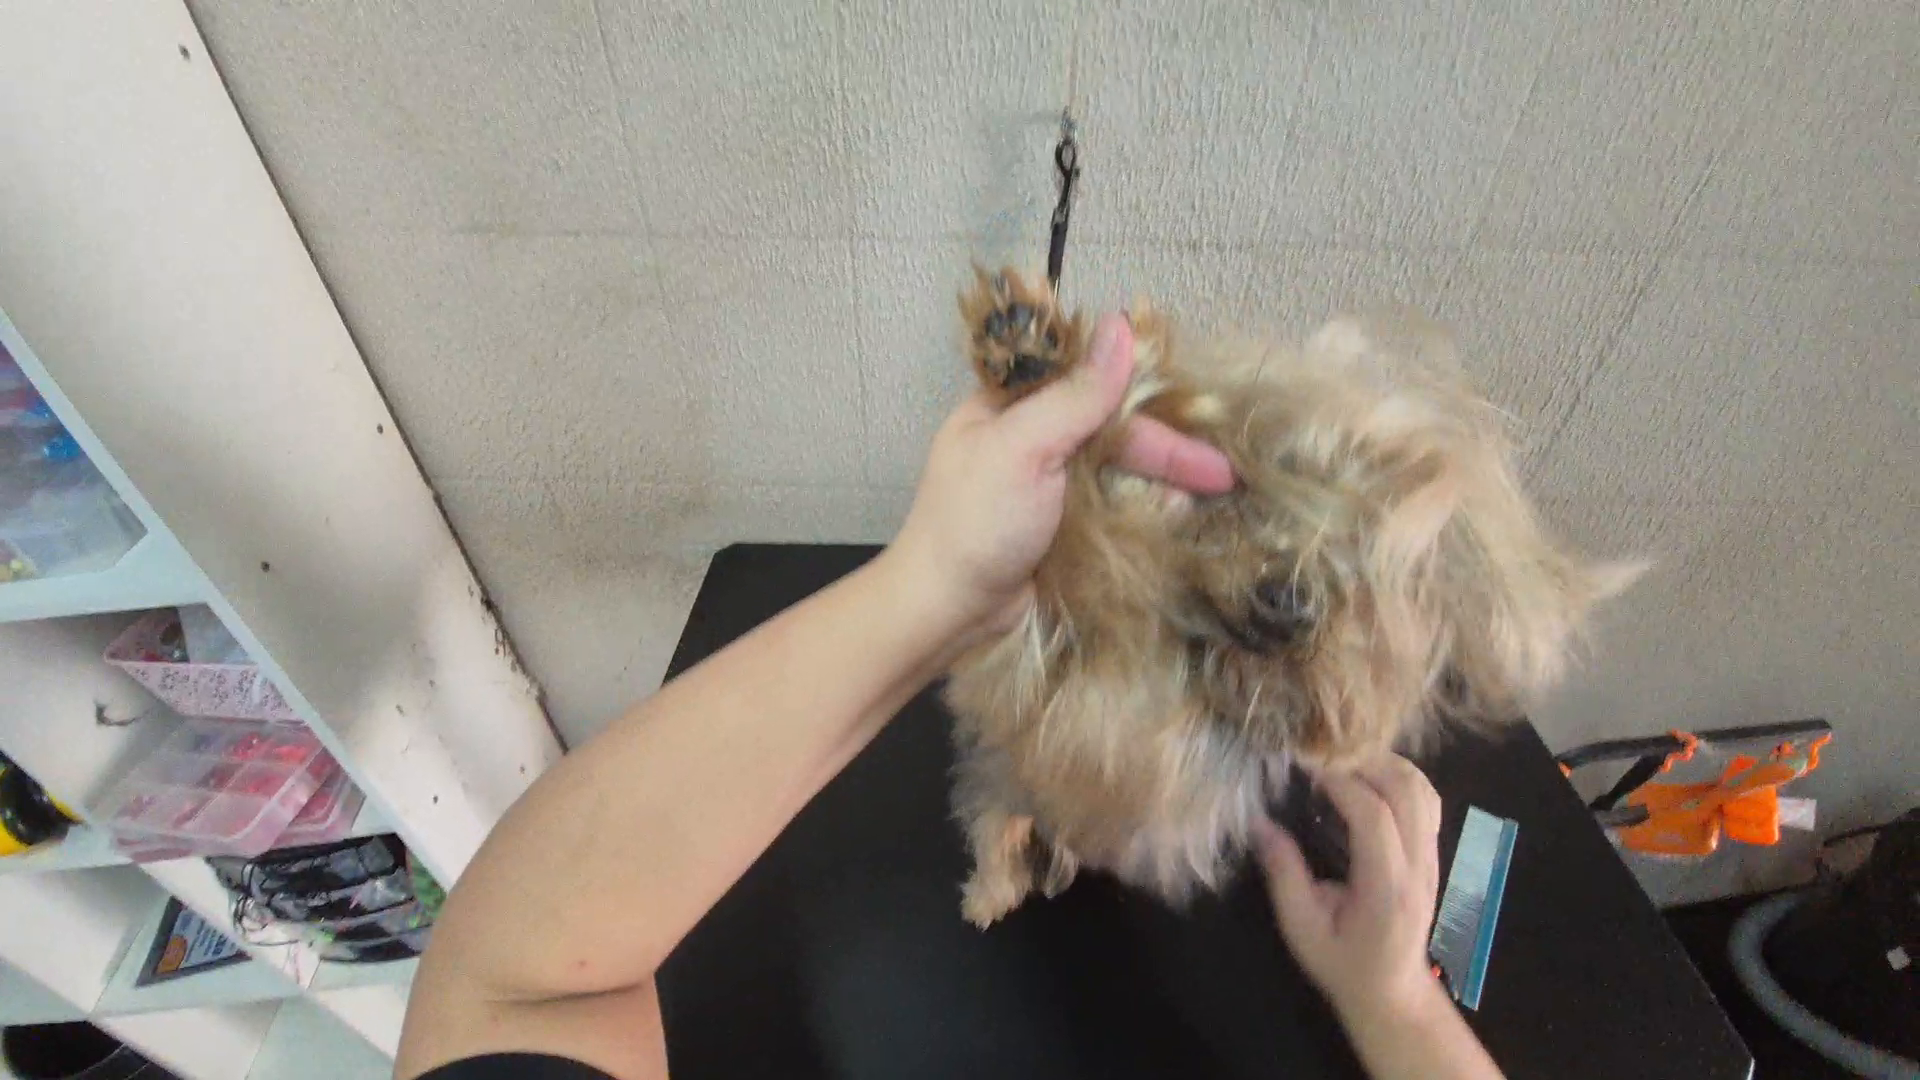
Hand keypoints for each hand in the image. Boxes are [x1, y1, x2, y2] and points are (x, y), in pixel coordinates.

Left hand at [887, 312, 1234, 636]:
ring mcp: (1049, 485)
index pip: (1086, 379)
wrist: (950, 610)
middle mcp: (1033, 439)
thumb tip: (1119, 326)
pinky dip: (1144, 508)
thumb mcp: (1021, 450)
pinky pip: (1112, 505)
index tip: (1190, 401)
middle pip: (1112, 428)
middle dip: (1165, 447)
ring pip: (1118, 468)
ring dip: (1163, 479)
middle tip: (1220, 472)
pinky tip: (1176, 514)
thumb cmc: (974, 524)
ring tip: (1212, 494)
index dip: (1139, 387)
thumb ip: (1074, 396)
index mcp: (1012, 407)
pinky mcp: (1063, 525)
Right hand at [1252, 755, 1447, 1027]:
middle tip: (1319, 756)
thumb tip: (1258, 822)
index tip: (1304, 766)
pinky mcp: (1431, 851)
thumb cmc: (1342, 962)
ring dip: (1381, 763)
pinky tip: (1364, 775)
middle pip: (1406, 792)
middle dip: (1361, 762)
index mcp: (1387, 888)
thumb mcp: (1300, 927)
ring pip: (1421, 789)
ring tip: (1339, 760)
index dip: (1340, 782)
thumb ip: (1283, 874)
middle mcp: (1418, 867)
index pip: (1375, 817)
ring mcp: (1431, 857)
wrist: (1393, 991)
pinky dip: (1396, 774)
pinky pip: (1425, 798)